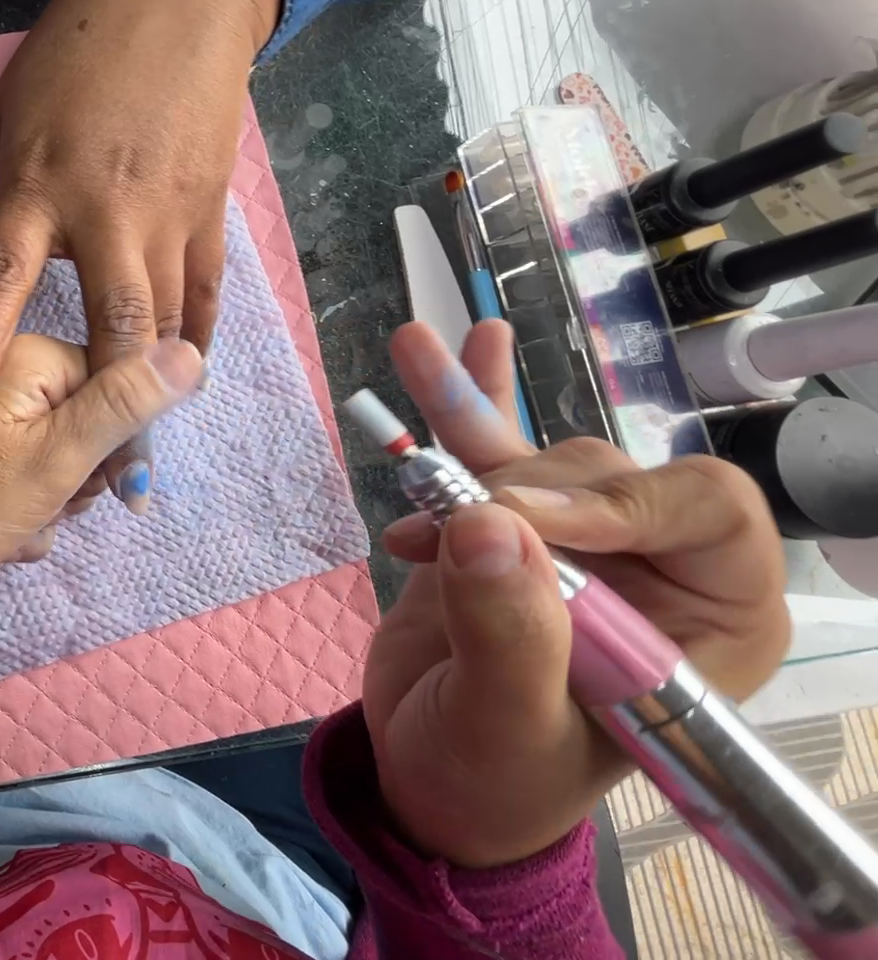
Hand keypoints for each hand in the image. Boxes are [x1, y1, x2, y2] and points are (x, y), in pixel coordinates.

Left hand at [0, 0, 282, 504]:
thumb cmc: (82, 45)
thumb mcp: (4, 99)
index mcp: (37, 187)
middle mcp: (103, 212)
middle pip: (111, 321)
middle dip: (110, 395)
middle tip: (106, 461)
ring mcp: (166, 213)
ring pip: (167, 314)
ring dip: (158, 380)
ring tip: (150, 436)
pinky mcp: (209, 207)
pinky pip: (208, 285)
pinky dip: (200, 330)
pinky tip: (190, 370)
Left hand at [0, 334, 200, 562]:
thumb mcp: (61, 454)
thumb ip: (126, 404)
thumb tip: (191, 353)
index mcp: (31, 357)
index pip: (116, 384)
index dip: (114, 440)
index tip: (86, 476)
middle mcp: (14, 373)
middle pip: (94, 423)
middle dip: (80, 476)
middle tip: (47, 500)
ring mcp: (1, 411)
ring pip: (71, 456)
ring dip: (59, 499)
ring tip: (23, 517)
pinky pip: (40, 472)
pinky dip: (35, 505)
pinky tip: (10, 524)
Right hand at [363, 320, 788, 867]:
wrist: (426, 773)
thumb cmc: (489, 776)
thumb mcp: (504, 724)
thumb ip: (510, 633)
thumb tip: (484, 524)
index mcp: (702, 621)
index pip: (703, 515)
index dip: (612, 500)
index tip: (508, 520)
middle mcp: (645, 569)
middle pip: (598, 477)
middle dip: (508, 486)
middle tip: (430, 527)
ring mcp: (562, 545)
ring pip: (531, 455)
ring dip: (469, 407)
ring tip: (415, 343)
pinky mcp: (490, 535)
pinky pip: (482, 459)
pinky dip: (464, 406)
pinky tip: (463, 347)